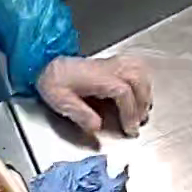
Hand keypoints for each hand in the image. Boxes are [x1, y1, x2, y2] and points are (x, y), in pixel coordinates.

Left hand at [37, 55, 152, 135]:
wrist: (45, 64)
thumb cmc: (53, 82)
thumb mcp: (62, 102)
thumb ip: (81, 115)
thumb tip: (97, 127)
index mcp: (98, 77)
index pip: (123, 93)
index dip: (130, 112)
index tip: (130, 129)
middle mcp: (108, 67)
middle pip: (137, 81)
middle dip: (142, 103)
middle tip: (139, 122)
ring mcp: (110, 63)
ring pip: (139, 71)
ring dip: (145, 91)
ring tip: (143, 109)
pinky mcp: (110, 63)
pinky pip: (134, 65)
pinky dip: (142, 79)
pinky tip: (140, 90)